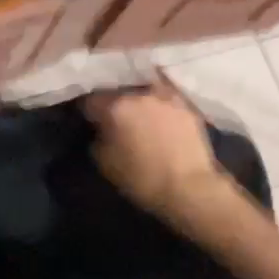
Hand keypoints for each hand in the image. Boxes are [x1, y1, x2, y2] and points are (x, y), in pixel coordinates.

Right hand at [83, 75, 231, 223]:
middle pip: (118, 90)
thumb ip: (98, 138)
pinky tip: (159, 117)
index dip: (88, 111)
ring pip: (143, 90)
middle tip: (115, 119)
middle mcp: (140, 93)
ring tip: (139, 116)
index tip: (91, 121)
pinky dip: (158, 105)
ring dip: (138, 100)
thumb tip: (102, 128)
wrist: (190, 188)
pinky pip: (165, 98)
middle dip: (114, 102)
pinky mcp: (186, 105)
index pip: (91, 99)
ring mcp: (166, 96)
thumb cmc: (142, 179)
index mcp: (116, 106)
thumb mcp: (105, 164)